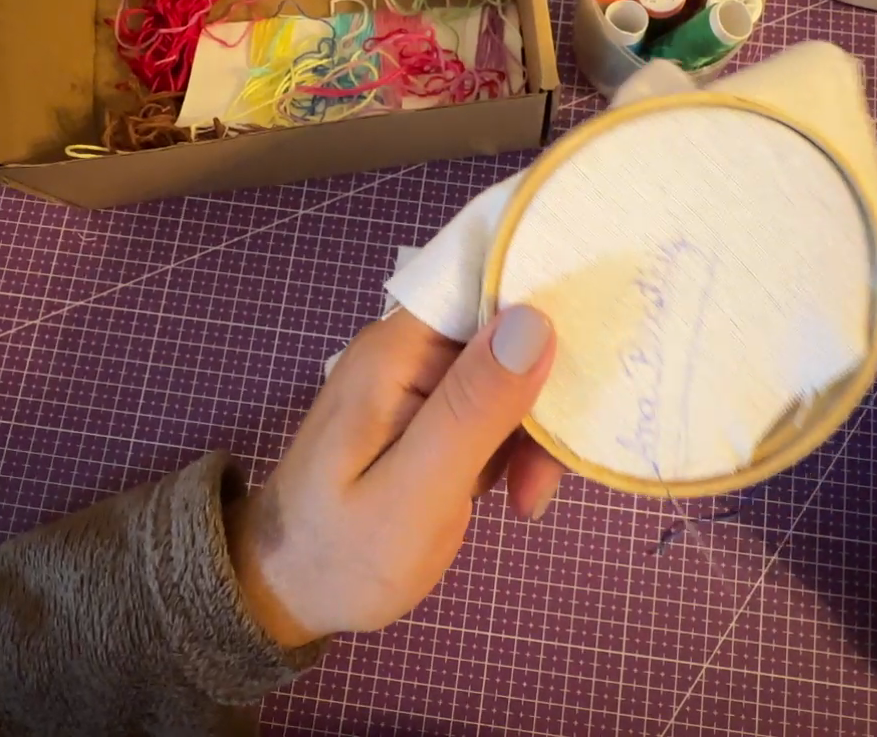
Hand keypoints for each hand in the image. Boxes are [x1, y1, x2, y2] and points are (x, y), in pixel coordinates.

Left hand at [226, 307, 563, 646]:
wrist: (287, 592)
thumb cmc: (343, 552)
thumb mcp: (417, 490)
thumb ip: (474, 408)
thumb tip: (534, 320)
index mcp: (398, 349)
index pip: (482, 283)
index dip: (542, 301)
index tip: (589, 352)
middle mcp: (409, 348)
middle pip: (505, 333)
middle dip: (541, 394)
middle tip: (541, 476)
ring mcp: (418, 378)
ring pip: (508, 373)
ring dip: (529, 431)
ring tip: (524, 496)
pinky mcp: (429, 408)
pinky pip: (492, 404)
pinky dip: (511, 445)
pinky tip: (509, 492)